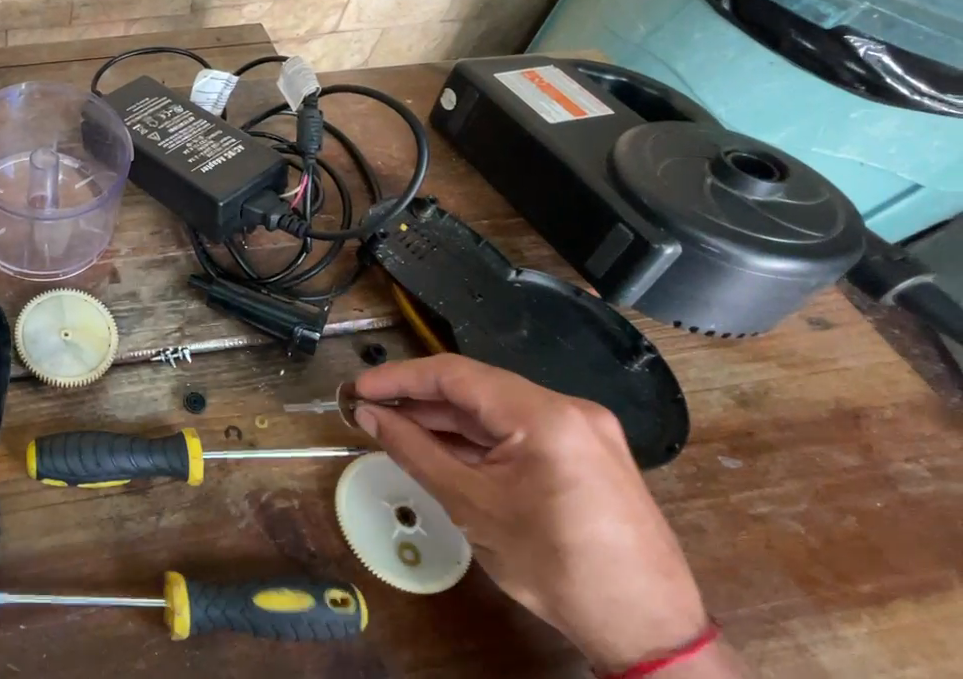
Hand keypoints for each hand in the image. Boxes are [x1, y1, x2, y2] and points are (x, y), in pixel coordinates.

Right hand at [353, 356, 735, 675]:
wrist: (648, 630)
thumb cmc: (554, 565)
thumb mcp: (471, 505)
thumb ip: (414, 450)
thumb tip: (369, 415)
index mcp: (544, 415)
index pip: (455, 374)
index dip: (399, 378)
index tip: (357, 389)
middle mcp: (569, 411)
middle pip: (477, 389)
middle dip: (420, 400)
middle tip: (369, 410)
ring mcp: (585, 433)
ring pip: (497, 412)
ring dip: (446, 420)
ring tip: (395, 430)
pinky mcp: (589, 457)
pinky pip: (520, 433)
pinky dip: (478, 439)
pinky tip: (442, 450)